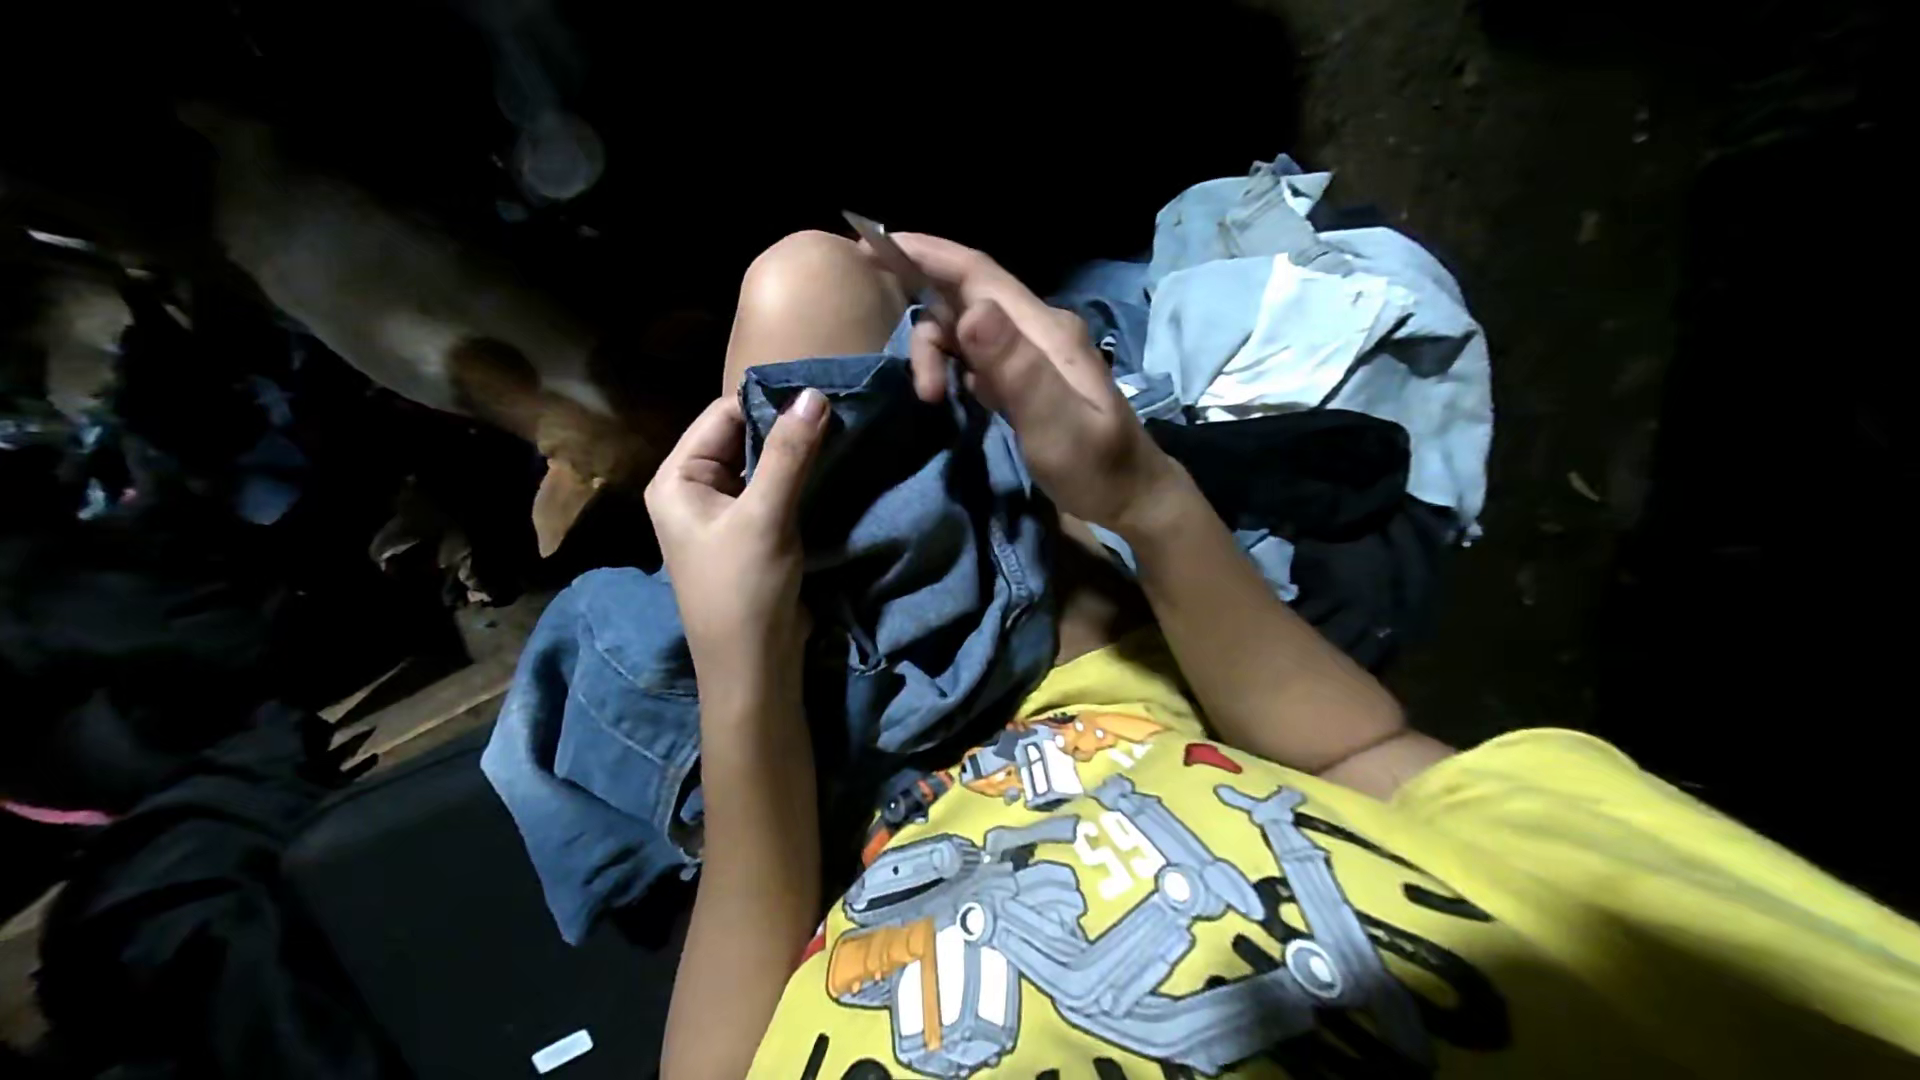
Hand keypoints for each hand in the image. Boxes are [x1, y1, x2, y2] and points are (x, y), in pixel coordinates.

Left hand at [643, 390, 828, 705]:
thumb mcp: (764, 517)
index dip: (767, 402)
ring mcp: (725, 513)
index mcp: (677, 479)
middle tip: (837, 412)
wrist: (754, 666)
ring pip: (763, 465)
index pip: (721, 416)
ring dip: (796, 454)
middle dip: (785, 428)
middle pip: (741, 438)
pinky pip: (775, 490)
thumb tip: (814, 394)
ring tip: (840, 433)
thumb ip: (788, 455)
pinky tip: (830, 468)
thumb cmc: (745, 590)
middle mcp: (695, 490)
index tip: (819, 394)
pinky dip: (800, 479)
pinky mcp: (752, 532)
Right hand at [885, 233, 1188, 535]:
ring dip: (938, 357)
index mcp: (1045, 330)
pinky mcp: (1025, 378)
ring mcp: (1031, 354)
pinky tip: (952, 397)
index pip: (979, 275)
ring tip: (934, 400)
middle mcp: (1037, 330)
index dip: (928, 255)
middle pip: (965, 300)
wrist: (1130, 495)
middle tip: (923, 391)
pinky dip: (953, 369)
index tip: (873, 244)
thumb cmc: (1096, 467)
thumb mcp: (1057, 425)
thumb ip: (1018, 370)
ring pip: (965, 330)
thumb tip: (971, 313)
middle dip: (928, 332)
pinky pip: (976, 357)